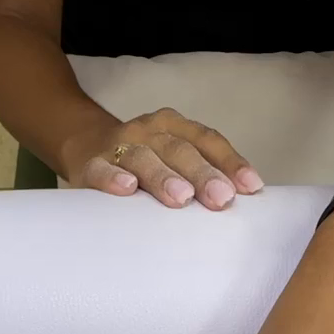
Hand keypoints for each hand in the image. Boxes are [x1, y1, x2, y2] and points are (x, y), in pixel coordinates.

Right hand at [62, 108, 262, 209]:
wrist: (83, 145)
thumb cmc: (141, 164)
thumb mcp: (171, 162)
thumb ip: (198, 177)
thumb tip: (239, 206)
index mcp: (174, 127)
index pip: (207, 141)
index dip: (230, 163)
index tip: (250, 189)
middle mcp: (149, 131)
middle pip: (180, 151)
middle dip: (203, 175)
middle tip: (221, 200)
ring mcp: (119, 146)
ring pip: (144, 158)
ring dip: (164, 178)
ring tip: (181, 199)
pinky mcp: (90, 165)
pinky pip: (102, 170)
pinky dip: (113, 179)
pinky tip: (127, 189)